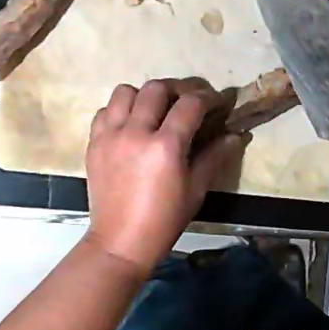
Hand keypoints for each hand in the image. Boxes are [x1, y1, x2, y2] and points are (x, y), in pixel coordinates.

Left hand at [85, 79, 247, 276]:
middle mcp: (135, 132)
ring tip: (155, 110)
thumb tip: (234, 135)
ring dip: (145, 95)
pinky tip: (130, 125)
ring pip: (125, 92)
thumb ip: (215, 157)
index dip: (209, 98)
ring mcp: (110, 136)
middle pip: (157, 88)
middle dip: (178, 89)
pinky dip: (119, 111)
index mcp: (165, 146)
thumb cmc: (164, 219)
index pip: (190, 104)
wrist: (121, 241)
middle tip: (188, 102)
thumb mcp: (196, 190)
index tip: (217, 102)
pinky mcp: (94, 143)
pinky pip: (104, 111)